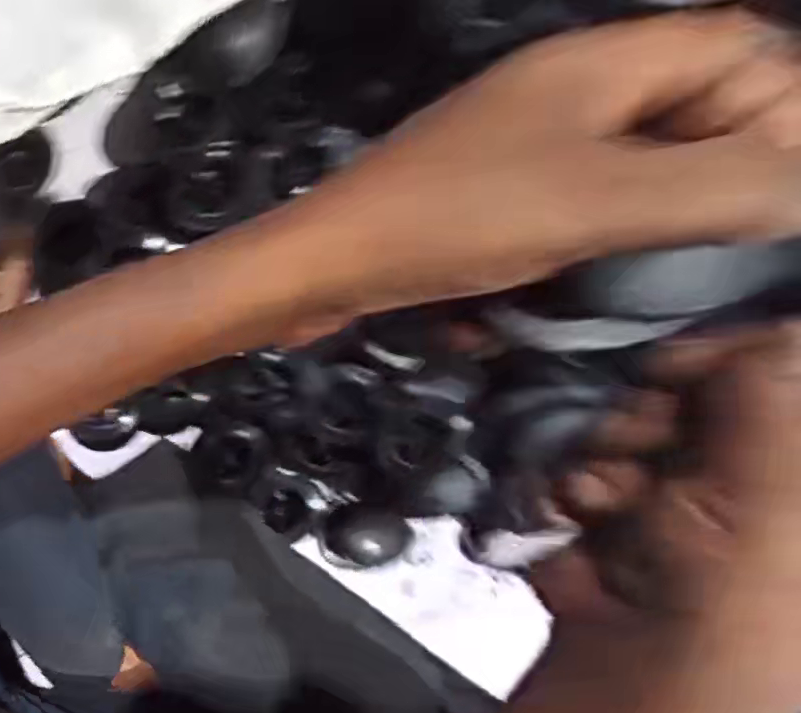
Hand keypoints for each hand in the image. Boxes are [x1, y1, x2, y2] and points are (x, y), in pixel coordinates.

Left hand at [271, 9, 800, 319]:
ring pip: (587, 192)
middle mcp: (539, 102)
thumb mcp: (601, 202)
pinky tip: (509, 315)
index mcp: (593, 65)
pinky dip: (524, 271)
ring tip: (589, 295)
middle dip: (683, 196)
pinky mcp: (439, 216)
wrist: (303, 272)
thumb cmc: (445, 225)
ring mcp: (481, 161)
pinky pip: (515, 232)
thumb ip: (722, 190)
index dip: (778, 119)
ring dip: (596, 247)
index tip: (762, 201)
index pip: (744, 54)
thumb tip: (796, 195)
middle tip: (677, 259)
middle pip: (667, 128)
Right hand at [535, 325, 800, 620]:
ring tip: (593, 497)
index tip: (679, 365)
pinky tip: (569, 513)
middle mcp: (754, 470)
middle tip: (628, 442)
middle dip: (649, 411)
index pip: (784, 367)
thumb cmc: (739, 599)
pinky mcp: (608, 517)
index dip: (737, 352)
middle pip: (697, 394)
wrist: (635, 676)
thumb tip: (750, 330)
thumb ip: (770, 404)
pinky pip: (575, 474)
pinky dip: (563, 490)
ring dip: (594, 456)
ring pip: (622, 433)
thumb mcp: (773, 495)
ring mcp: (677, 494)